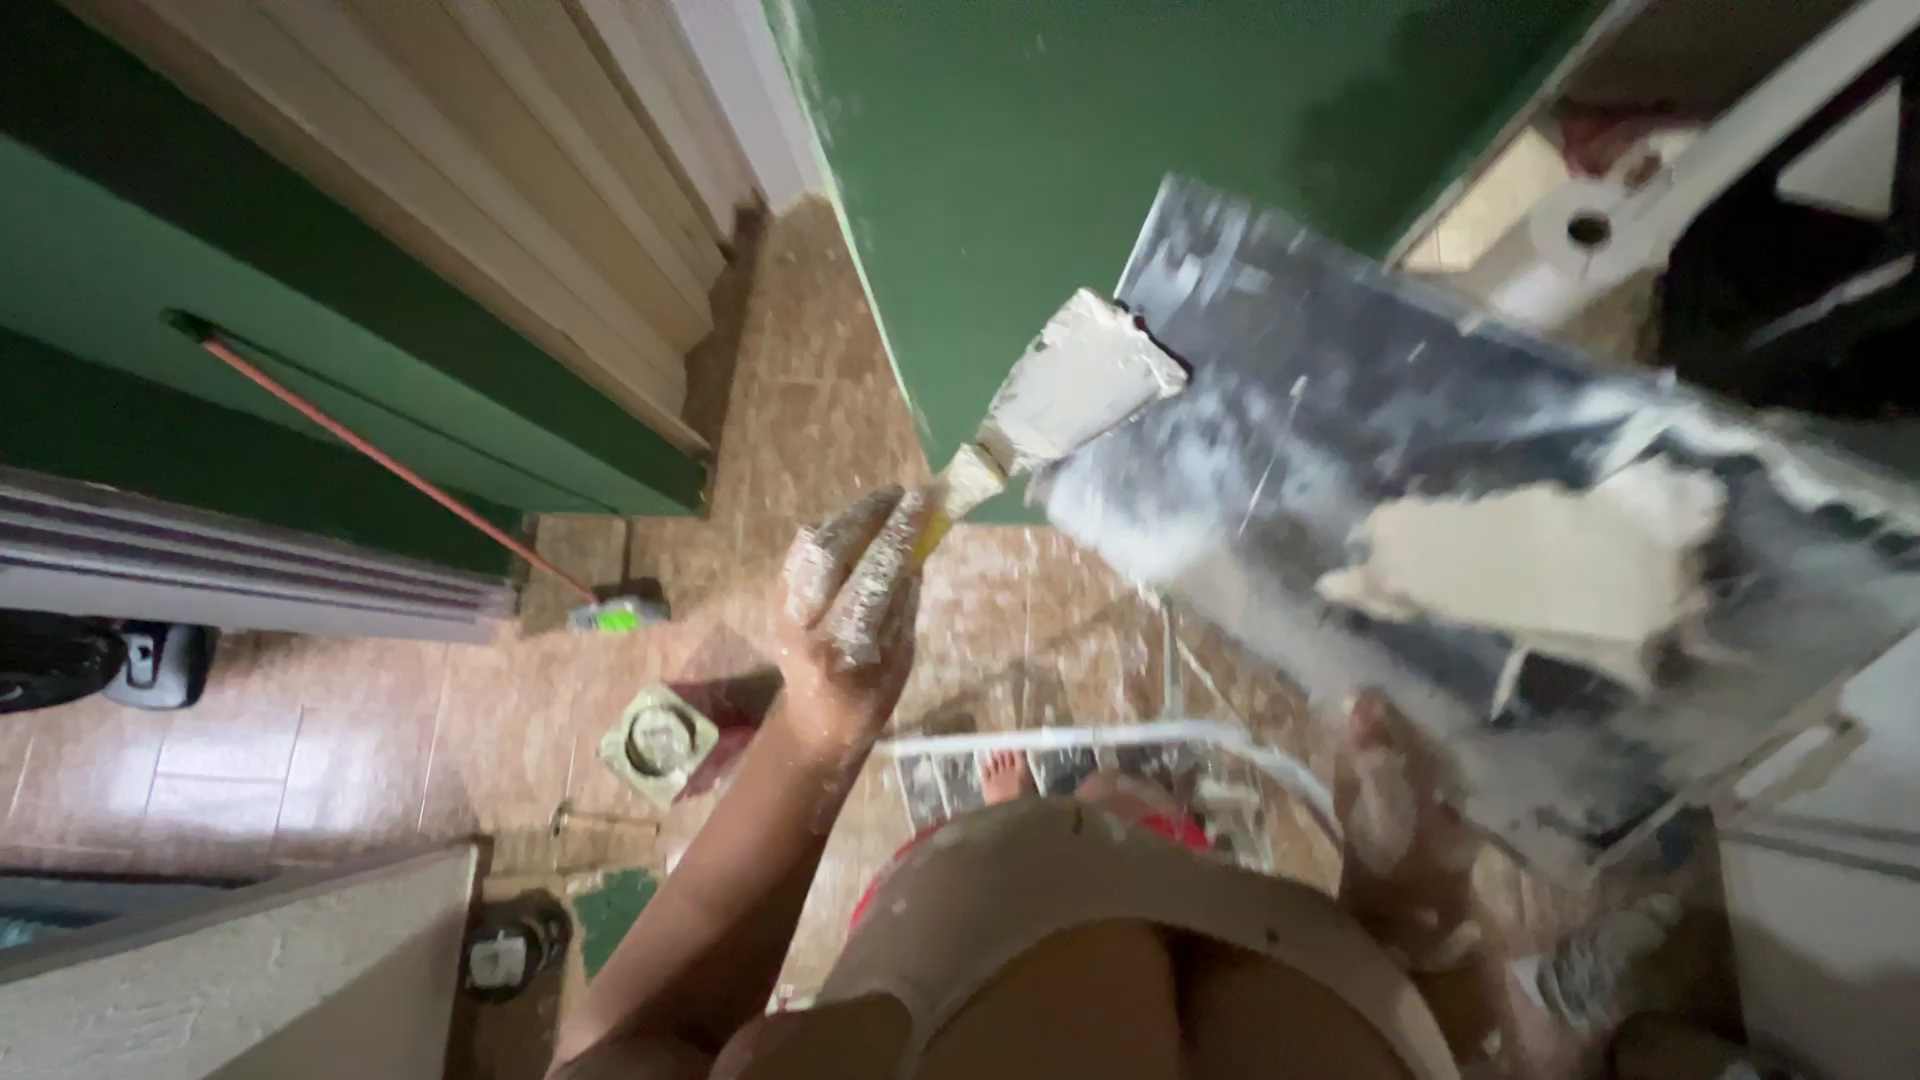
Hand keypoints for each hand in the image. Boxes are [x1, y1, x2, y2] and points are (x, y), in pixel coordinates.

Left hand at [775, 486, 928, 754]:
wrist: (812, 724)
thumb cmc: (868, 701)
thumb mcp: (901, 657)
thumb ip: (904, 602)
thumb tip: (915, 548)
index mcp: (843, 647)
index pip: (873, 576)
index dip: (898, 534)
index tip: (922, 501)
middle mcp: (804, 623)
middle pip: (829, 550)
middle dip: (867, 514)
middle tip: (899, 494)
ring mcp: (781, 608)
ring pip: (809, 545)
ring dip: (847, 518)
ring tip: (881, 504)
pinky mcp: (774, 598)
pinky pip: (800, 551)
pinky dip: (829, 530)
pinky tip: (853, 526)